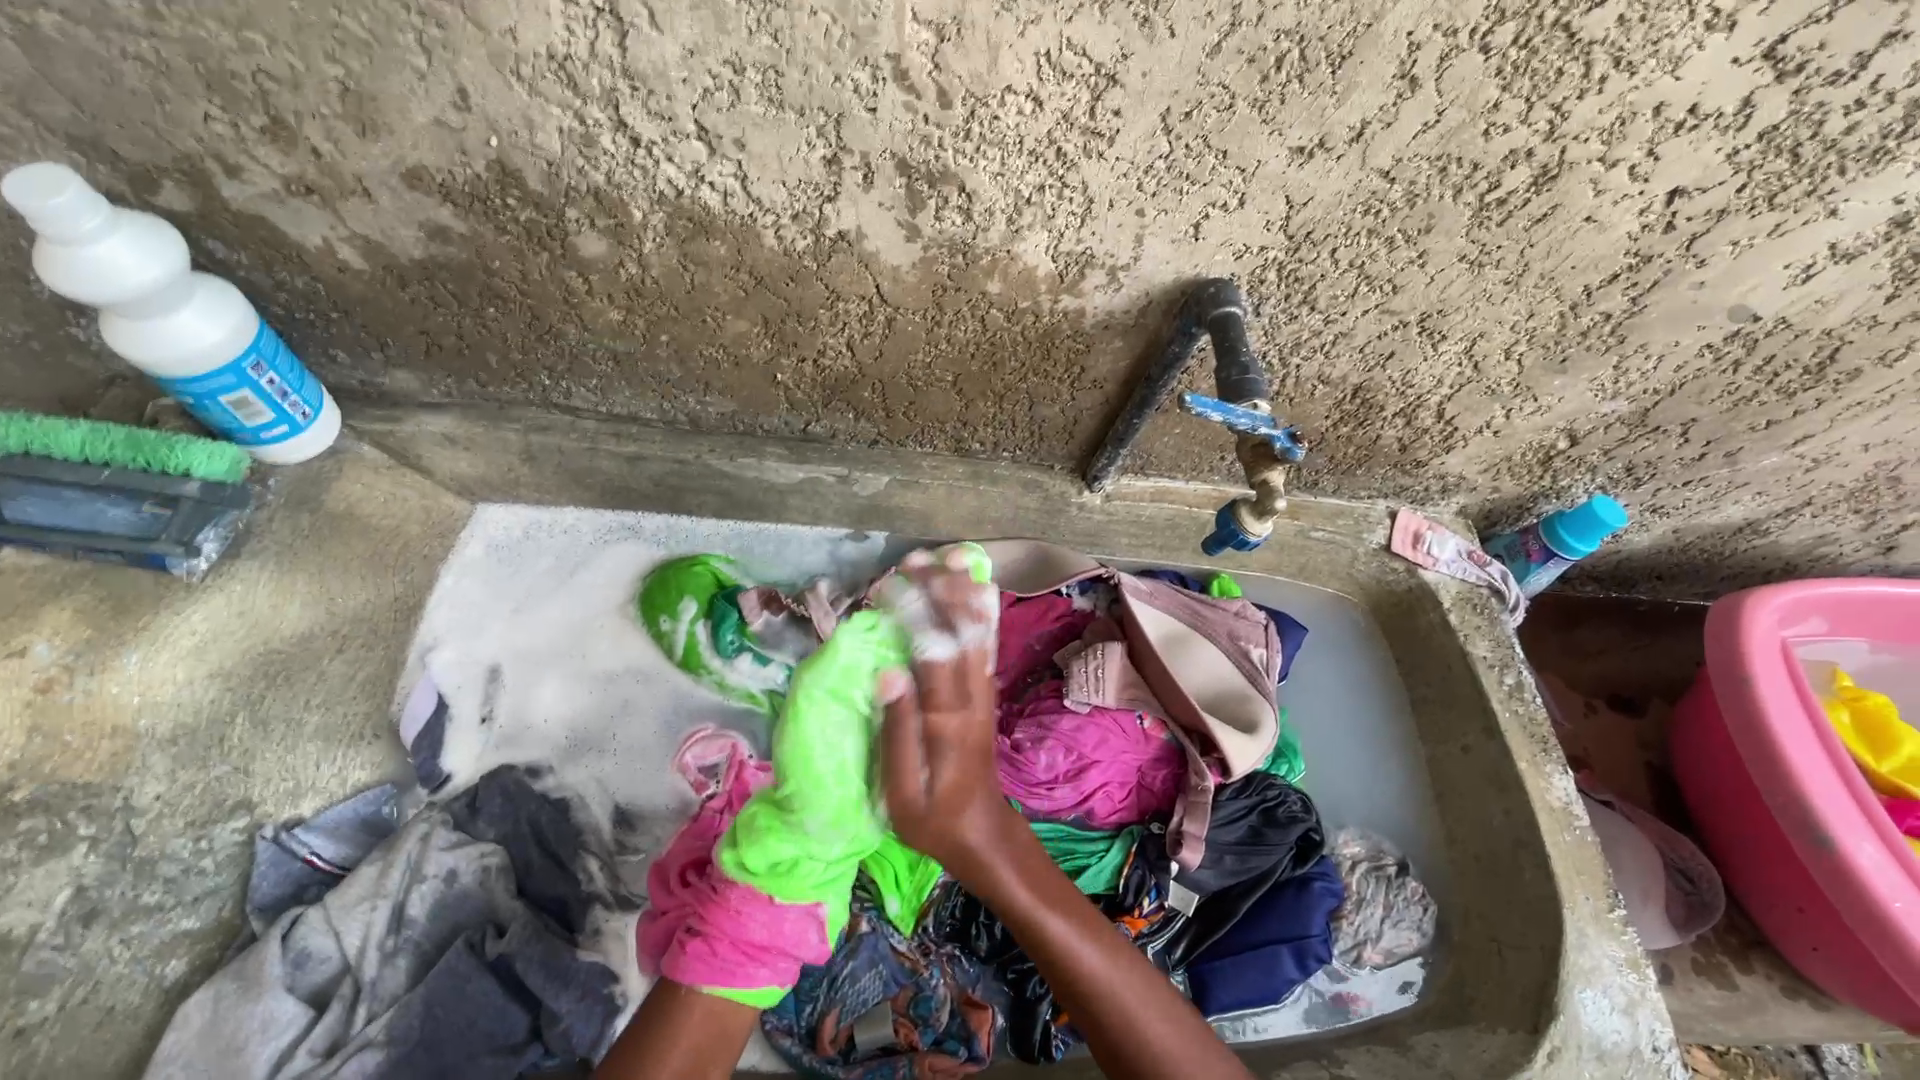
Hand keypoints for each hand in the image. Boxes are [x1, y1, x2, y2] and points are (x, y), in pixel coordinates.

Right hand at [875, 553, 1018, 876]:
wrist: (982, 834)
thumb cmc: (932, 818)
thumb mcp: (903, 790)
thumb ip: (897, 731)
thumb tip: (887, 671)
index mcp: (946, 719)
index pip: (933, 651)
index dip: (913, 612)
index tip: (887, 583)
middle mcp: (972, 697)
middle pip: (961, 631)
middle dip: (938, 589)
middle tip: (911, 559)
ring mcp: (984, 693)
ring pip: (979, 632)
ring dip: (962, 592)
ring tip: (945, 558)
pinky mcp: (987, 694)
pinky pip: (987, 645)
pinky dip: (982, 612)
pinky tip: (977, 586)